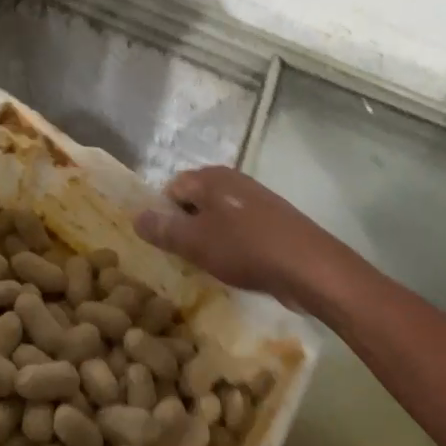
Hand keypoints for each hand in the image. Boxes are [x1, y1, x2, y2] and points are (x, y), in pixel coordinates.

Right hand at [134, 166, 340, 304]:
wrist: (309, 267)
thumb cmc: (245, 248)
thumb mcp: (195, 242)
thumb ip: (163, 229)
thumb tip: (136, 217)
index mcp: (211, 177)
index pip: (172, 188)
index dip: (163, 215)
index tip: (163, 244)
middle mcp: (232, 180)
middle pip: (195, 201)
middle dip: (186, 227)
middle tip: (181, 258)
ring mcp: (255, 200)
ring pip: (218, 217)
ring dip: (209, 239)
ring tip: (207, 266)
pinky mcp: (273, 221)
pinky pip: (240, 229)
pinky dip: (232, 246)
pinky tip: (235, 268)